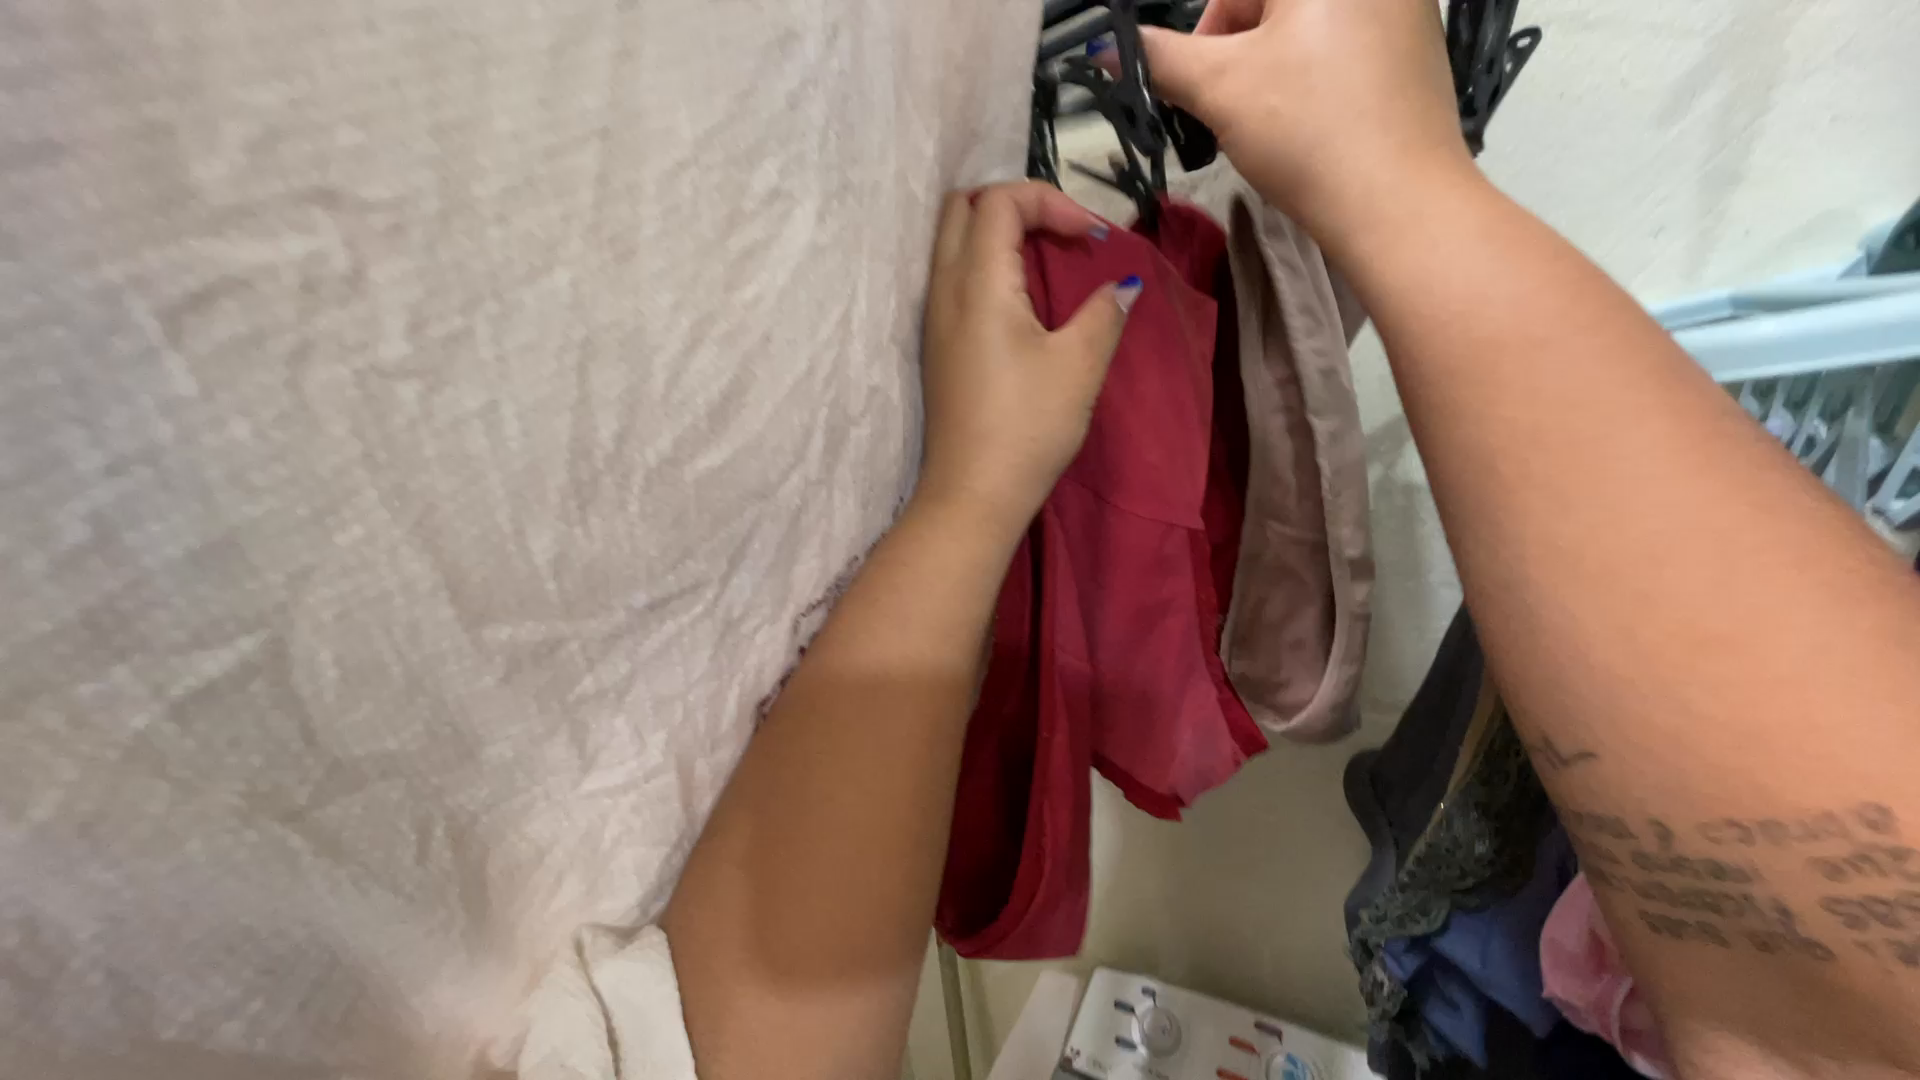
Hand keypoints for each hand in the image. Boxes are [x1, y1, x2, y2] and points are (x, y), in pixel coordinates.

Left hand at [915, 181, 1139, 539]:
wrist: (973, 494)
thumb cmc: (1027, 427)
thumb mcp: (1079, 366)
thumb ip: (1104, 313)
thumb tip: (1122, 287)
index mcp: (977, 282)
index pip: (999, 199)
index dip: (1050, 201)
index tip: (1092, 240)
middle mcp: (944, 289)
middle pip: (963, 208)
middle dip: (1016, 206)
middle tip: (1060, 238)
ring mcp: (933, 319)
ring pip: (952, 243)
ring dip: (998, 237)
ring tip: (1047, 266)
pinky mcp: (936, 346)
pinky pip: (952, 279)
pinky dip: (985, 268)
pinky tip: (1022, 304)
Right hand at [1139, 0, 1478, 240]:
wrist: (1396, 201)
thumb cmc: (1305, 132)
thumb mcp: (1220, 90)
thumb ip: (1159, 59)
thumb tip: (1104, 48)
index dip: (1205, 37)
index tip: (1203, 89)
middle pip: (1270, 3)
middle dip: (1240, 56)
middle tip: (1237, 114)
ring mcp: (1403, 4)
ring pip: (1304, 26)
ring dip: (1272, 70)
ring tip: (1277, 126)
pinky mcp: (1415, 43)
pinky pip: (1342, 44)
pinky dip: (1313, 78)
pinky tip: (1314, 123)